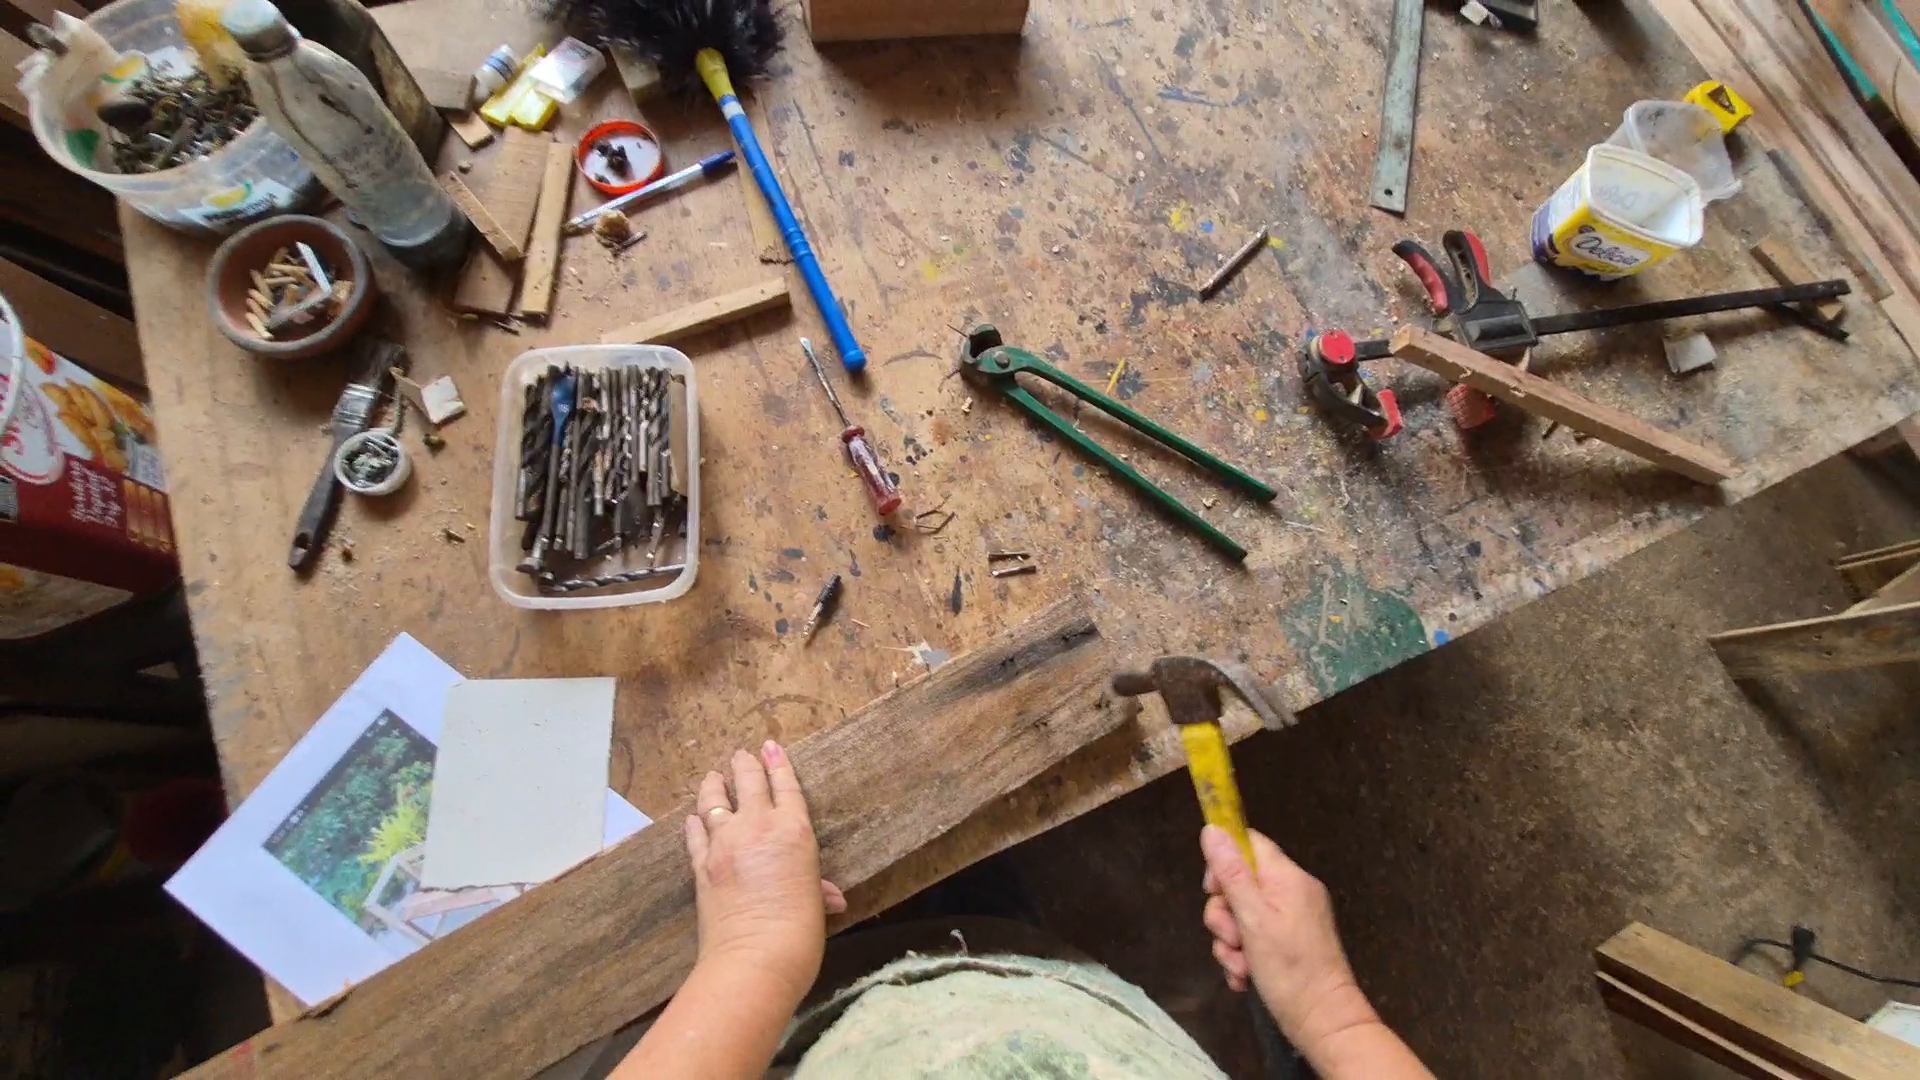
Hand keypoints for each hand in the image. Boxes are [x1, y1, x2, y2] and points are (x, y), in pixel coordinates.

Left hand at [685, 741, 846, 1003]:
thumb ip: (817, 888)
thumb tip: (832, 899)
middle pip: (749, 783)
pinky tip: (692, 818)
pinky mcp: (701, 864)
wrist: (755, 957)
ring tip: (713, 776)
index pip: (785, 784)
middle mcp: (758, 825)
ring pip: (715, 801)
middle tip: (740, 754)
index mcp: (793, 828)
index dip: (777, 762)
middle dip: (744, 764)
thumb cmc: (800, 928)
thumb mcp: (815, 900)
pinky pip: (696, 834)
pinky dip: (695, 823)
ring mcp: (725, 842)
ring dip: (714, 786)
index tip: (769, 745)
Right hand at [1199, 825, 1378, 1052]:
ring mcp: (1291, 918)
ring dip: (1230, 939)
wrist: (1326, 1026)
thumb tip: (1211, 828)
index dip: (1223, 859)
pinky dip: (1243, 954)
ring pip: (1241, 912)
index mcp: (1287, 877)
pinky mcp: (1288, 943)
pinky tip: (1244, 976)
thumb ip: (1231, 872)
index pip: (1248, 843)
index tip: (1214, 889)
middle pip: (1239, 881)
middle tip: (1230, 937)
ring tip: (1239, 965)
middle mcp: (1291, 892)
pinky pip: (1254, 934)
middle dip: (1224, 912)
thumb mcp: (1253, 917)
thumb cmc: (1290, 968)